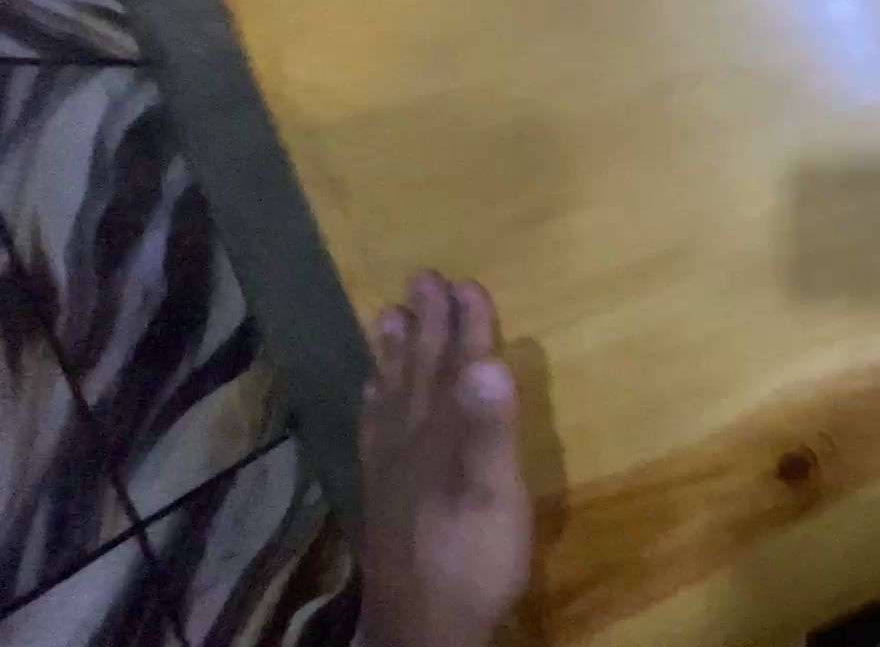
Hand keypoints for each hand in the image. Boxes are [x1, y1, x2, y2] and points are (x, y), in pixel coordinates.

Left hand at [360, 273, 531, 646]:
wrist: (424, 632)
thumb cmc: (474, 557)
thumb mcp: (494, 495)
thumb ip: (489, 430)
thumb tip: (490, 363)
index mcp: (443, 435)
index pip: (457, 367)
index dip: (466, 324)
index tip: (466, 280)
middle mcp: (411, 443)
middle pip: (419, 373)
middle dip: (426, 325)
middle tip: (421, 278)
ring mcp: (393, 470)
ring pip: (392, 397)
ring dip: (395, 355)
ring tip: (388, 317)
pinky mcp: (387, 495)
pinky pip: (376, 435)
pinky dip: (376, 405)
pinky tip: (374, 396)